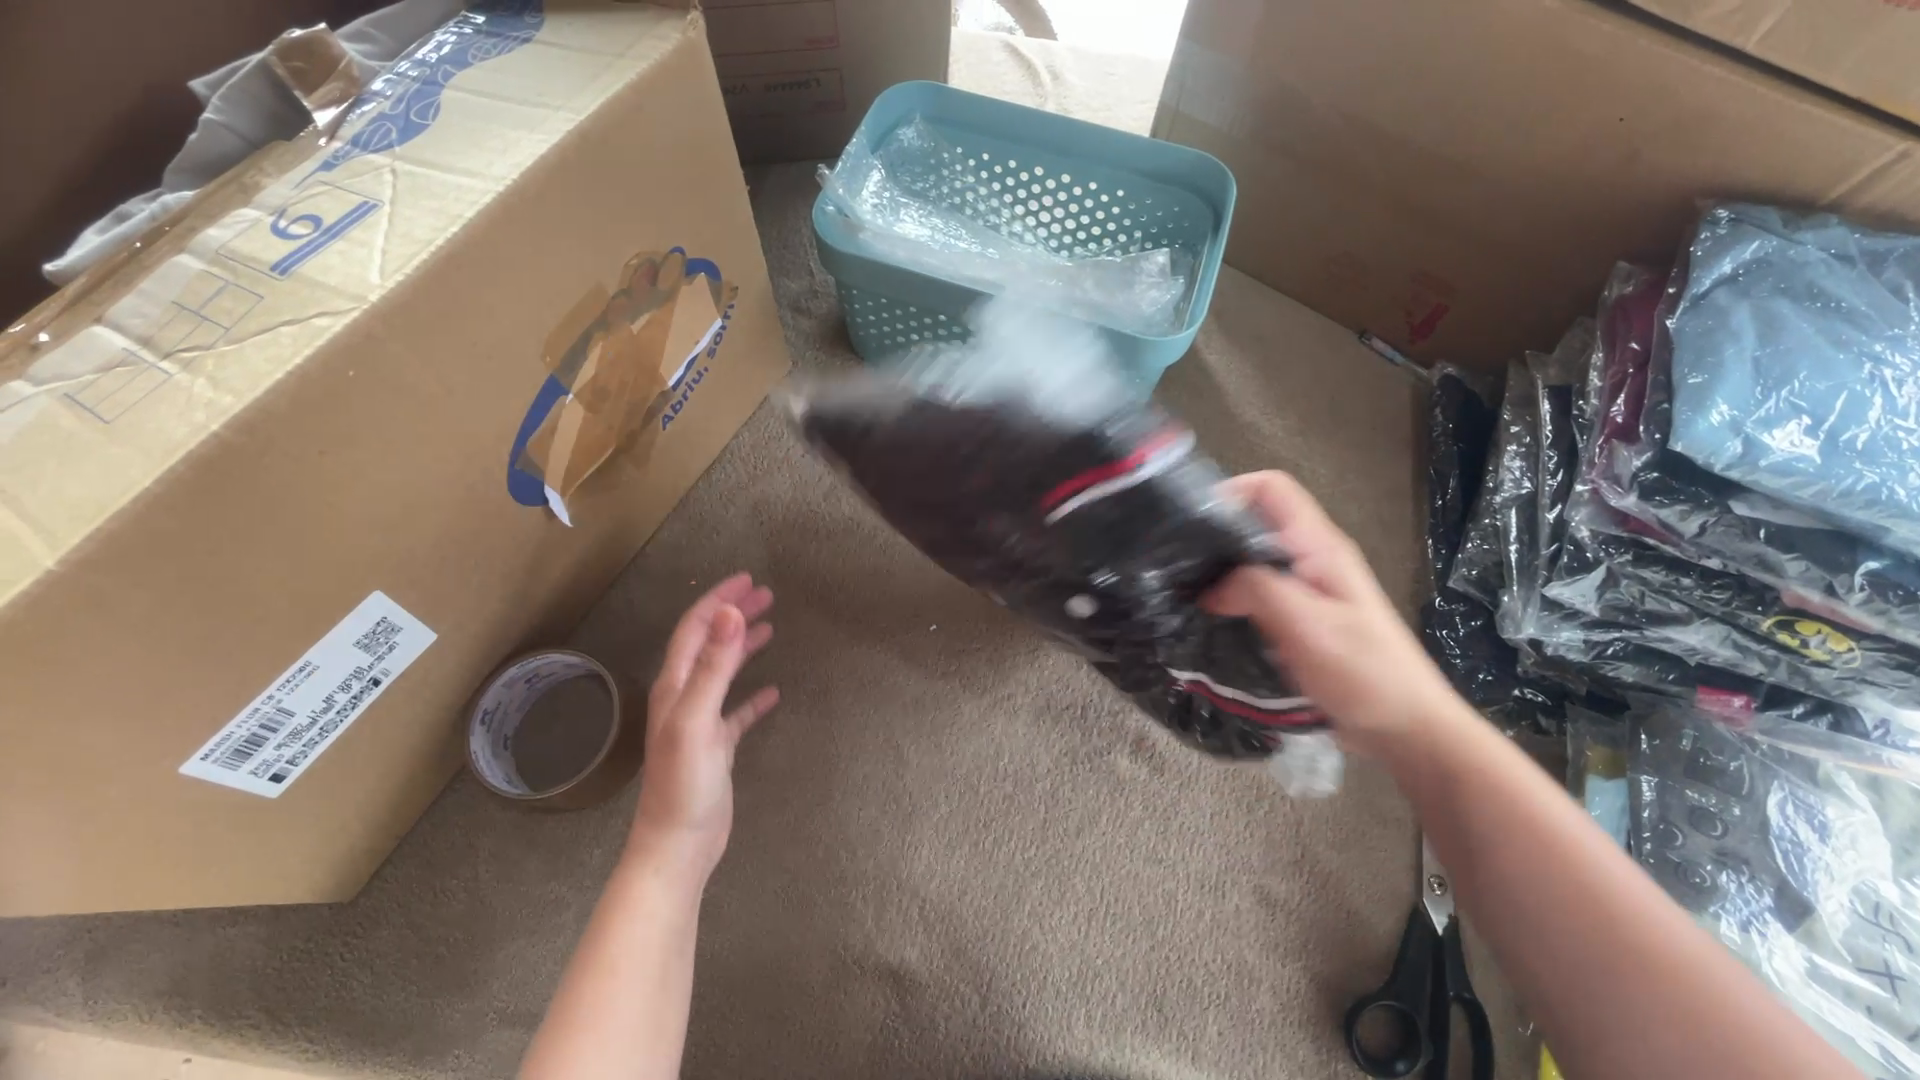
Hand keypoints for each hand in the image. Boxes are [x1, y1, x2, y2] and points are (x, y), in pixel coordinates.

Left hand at [627, 573, 778, 883]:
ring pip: (723, 673)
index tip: (747, 580)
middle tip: (766, 595)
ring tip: (771, 627)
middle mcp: (684, 698)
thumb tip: (730, 613)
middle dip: (734, 615)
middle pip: (710, 644)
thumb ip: (712, 666)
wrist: (678, 845)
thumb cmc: (684, 783)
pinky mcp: (717, 747)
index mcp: (674, 686)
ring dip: (744, 647)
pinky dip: (754, 696)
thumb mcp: (696, 719)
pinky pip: (737, 712)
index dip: (718, 601)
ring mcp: (700, 723)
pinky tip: (774, 692)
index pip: (695, 629)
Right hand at [1202, 471, 1465, 758]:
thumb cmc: (1366, 674)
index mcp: (1320, 548)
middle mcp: (1311, 562)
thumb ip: (1257, 590)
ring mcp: (1306, 594)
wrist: (1407, 730)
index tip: (1190, 520)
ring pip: (1252, 564)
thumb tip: (1210, 586)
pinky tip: (1209, 623)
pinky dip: (1230, 604)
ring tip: (1183, 593)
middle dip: (1215, 536)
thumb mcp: (1309, 626)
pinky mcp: (1299, 624)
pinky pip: (1256, 599)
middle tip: (1176, 563)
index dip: (1230, 491)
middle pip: (1256, 525)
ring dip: (1220, 574)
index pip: (1272, 490)